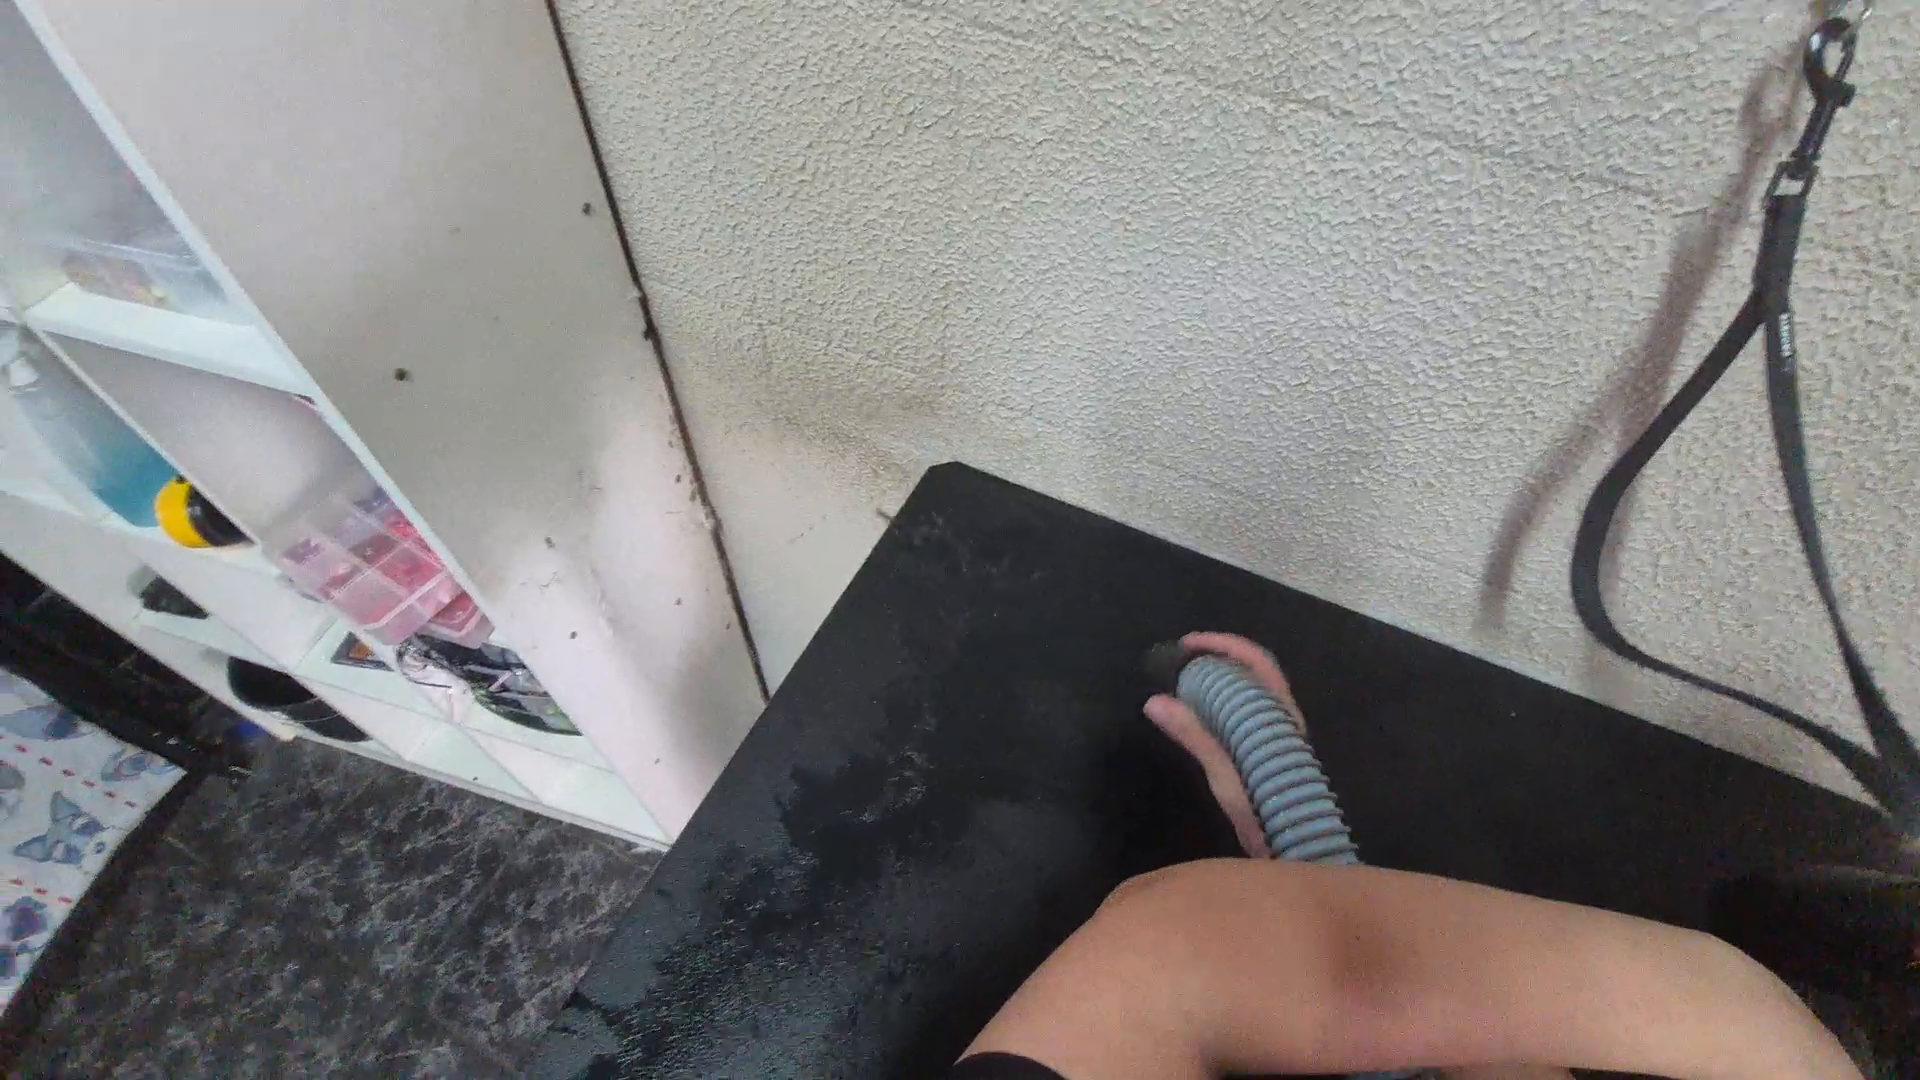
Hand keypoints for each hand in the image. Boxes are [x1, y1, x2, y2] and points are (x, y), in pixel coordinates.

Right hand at [1142, 632, 1301, 858]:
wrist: (1296, 852)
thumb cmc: (1265, 813)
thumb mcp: (1225, 776)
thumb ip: (1195, 736)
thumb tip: (1154, 701)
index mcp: (1279, 715)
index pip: (1256, 662)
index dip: (1223, 644)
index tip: (1187, 644)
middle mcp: (1282, 717)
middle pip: (1254, 671)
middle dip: (1217, 657)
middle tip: (1180, 659)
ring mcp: (1277, 733)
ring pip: (1250, 690)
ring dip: (1218, 677)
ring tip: (1183, 680)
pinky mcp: (1268, 750)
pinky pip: (1244, 710)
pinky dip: (1220, 699)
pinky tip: (1198, 711)